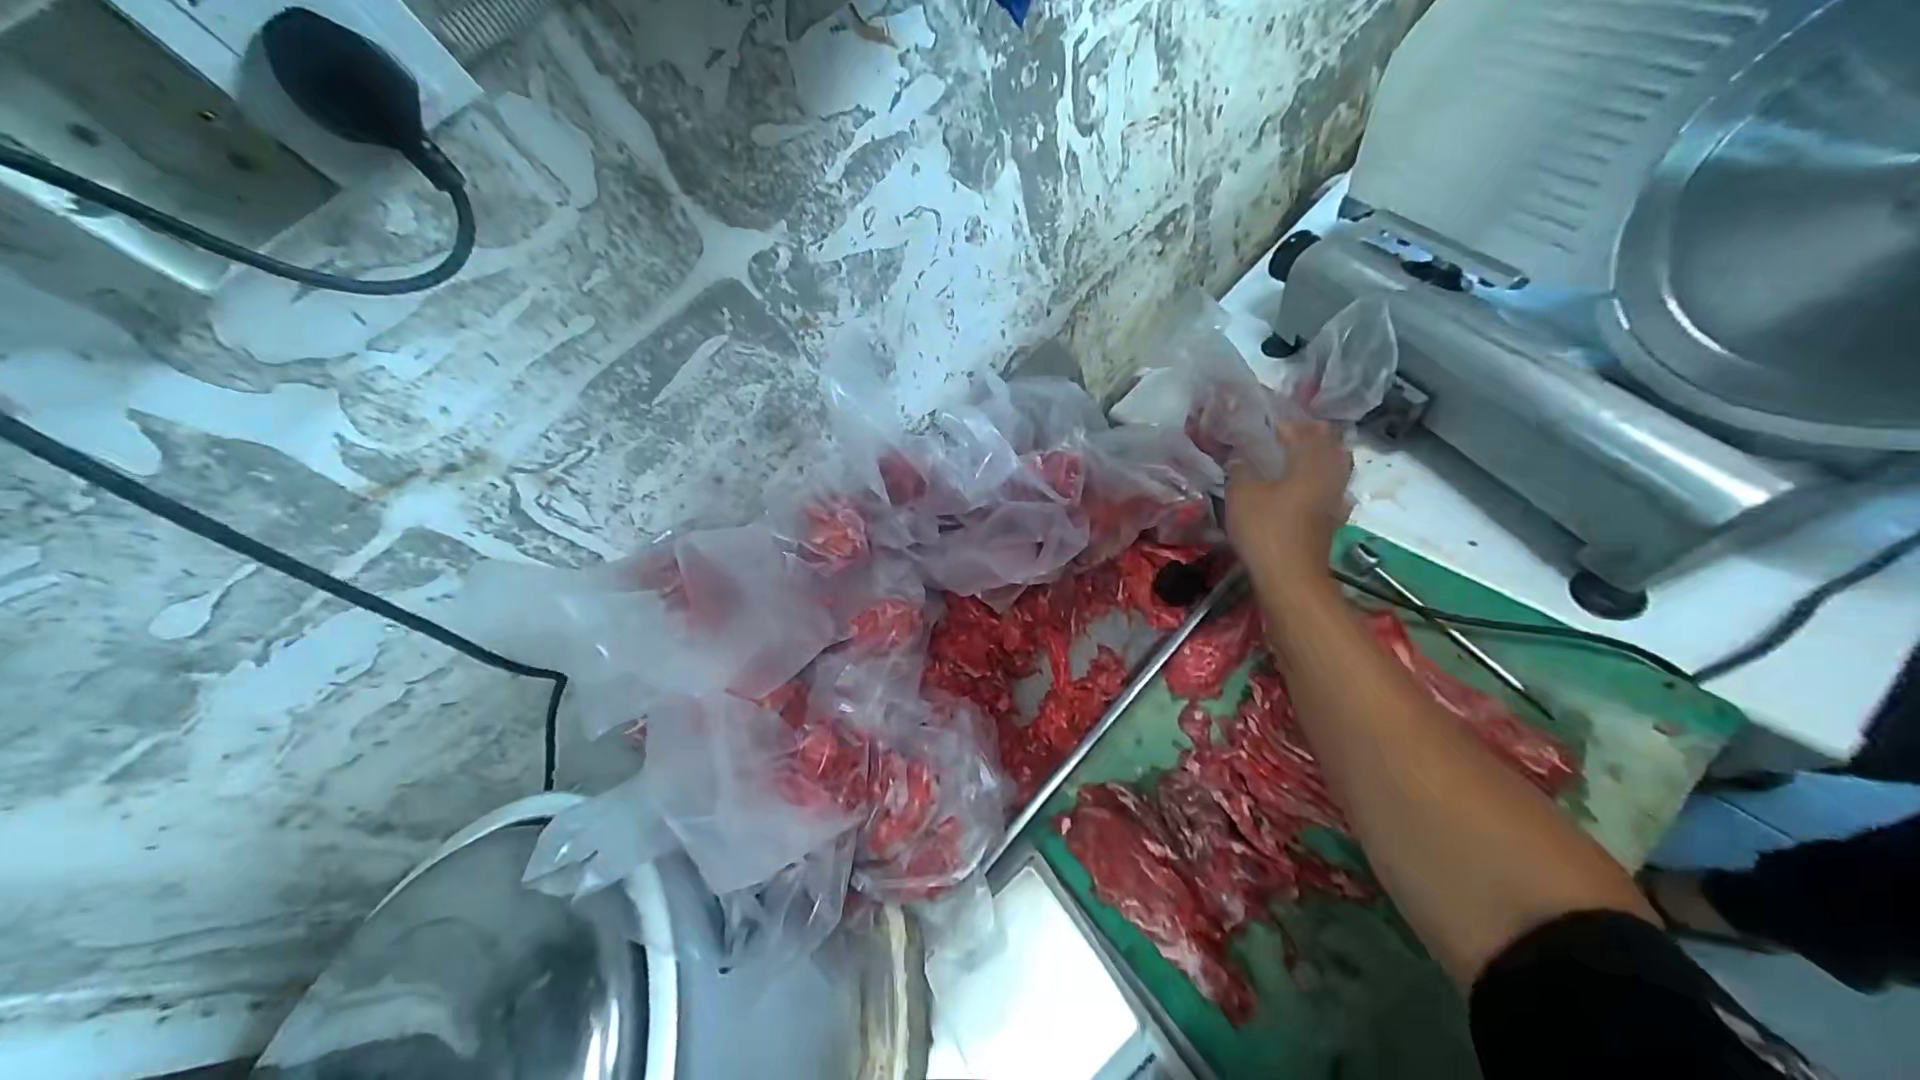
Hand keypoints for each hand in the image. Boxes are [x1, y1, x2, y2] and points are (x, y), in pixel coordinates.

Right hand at [1226, 421, 1352, 583]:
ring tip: (1309, 458)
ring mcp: (1334, 506)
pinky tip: (1316, 494)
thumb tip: (1240, 458)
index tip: (1276, 423)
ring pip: (1337, 474)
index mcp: (1309, 466)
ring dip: (1326, 462)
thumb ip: (1241, 471)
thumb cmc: (1266, 529)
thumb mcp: (1242, 495)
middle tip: (1303, 432)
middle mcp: (1328, 481)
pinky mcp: (1330, 527)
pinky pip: (1332, 497)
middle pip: (1332, 452)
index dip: (1291, 427)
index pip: (1305, 436)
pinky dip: (1325, 489)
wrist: (1290, 577)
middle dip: (1318, 439)